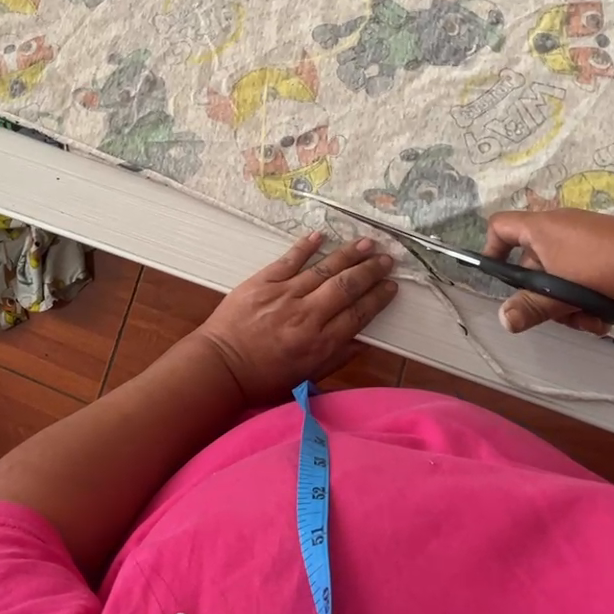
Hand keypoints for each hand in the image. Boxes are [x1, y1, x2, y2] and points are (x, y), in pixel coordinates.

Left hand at [193, 232, 396, 403]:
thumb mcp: (307, 377)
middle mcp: (306, 316)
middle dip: (370, 271)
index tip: (392, 286)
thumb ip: (337, 358)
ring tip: (367, 242)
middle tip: (387, 258)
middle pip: (346, 287)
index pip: (358, 315)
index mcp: (320, 343)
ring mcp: (283, 295)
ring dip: (347, 254)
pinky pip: (289, 260)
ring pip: (323, 269)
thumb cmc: (264, 378)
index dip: (378, 298)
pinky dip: (305, 246)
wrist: (221, 365)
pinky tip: (322, 235)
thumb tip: (365, 340)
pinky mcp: (262, 282)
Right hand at [483, 208, 613, 335]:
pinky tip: (607, 315)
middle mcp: (562, 226)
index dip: (492, 249)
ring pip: (563, 274)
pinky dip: (591, 296)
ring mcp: (590, 238)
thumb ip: (529, 307)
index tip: (498, 277)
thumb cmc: (602, 269)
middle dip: (544, 294)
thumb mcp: (560, 292)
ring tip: (589, 320)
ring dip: (570, 302)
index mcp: (541, 227)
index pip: (500, 227)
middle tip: (557, 314)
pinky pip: (588, 273)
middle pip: (535, 261)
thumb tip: (503, 321)